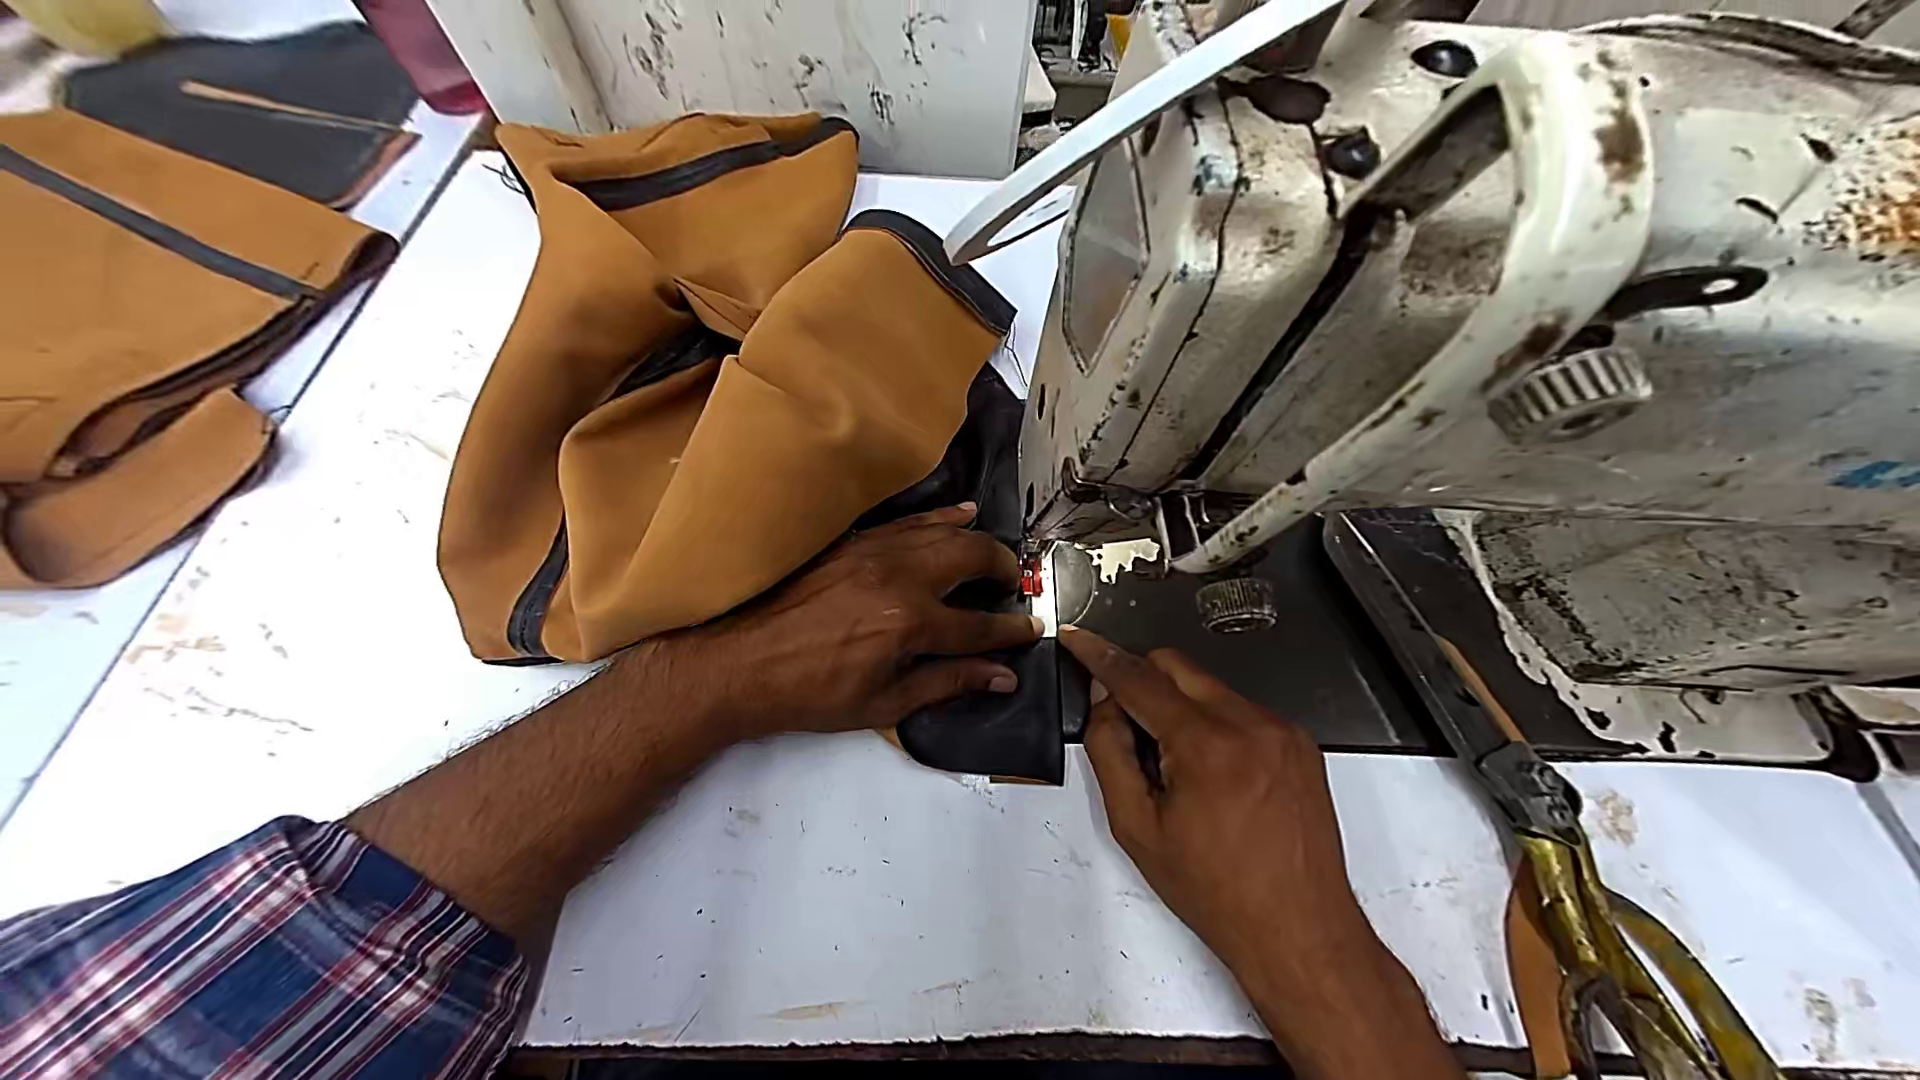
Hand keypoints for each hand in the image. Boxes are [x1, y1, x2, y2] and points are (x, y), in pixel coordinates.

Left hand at [639, 503, 1041, 740]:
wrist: (738, 663)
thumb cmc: (810, 693)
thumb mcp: (883, 704)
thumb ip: (948, 682)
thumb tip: (1002, 675)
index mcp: (909, 624)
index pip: (980, 624)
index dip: (1011, 630)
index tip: (1030, 629)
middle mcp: (900, 577)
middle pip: (972, 558)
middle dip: (1004, 570)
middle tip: (1014, 585)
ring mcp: (874, 550)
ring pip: (945, 531)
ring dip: (978, 540)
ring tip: (996, 554)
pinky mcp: (853, 539)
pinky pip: (909, 521)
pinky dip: (940, 518)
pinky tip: (960, 513)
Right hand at [1058, 624, 1363, 971]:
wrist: (1300, 932)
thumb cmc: (1222, 892)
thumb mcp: (1136, 825)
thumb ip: (1109, 750)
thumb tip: (1104, 702)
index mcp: (1208, 746)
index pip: (1138, 677)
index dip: (1099, 654)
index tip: (1080, 640)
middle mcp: (1251, 726)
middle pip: (1173, 664)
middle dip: (1139, 680)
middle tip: (1127, 726)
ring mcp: (1281, 730)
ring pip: (1205, 684)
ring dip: (1177, 705)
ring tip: (1178, 766)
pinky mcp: (1298, 740)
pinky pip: (1238, 706)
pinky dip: (1211, 720)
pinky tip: (1211, 771)